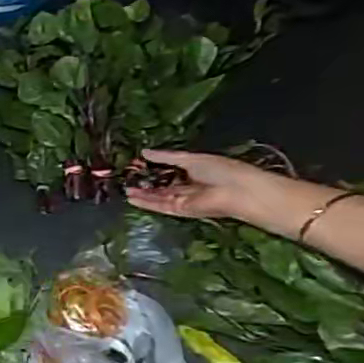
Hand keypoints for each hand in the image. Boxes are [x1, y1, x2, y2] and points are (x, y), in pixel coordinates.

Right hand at [125, 148, 314, 227]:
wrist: (238, 193)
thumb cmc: (222, 171)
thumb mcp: (192, 159)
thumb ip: (167, 157)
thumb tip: (144, 152)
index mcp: (196, 171)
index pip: (172, 170)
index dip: (155, 167)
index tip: (138, 164)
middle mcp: (189, 186)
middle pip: (163, 186)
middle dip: (147, 182)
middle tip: (128, 178)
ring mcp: (184, 199)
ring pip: (159, 197)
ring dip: (143, 194)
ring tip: (125, 189)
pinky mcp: (180, 210)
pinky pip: (160, 205)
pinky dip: (146, 203)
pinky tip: (132, 198)